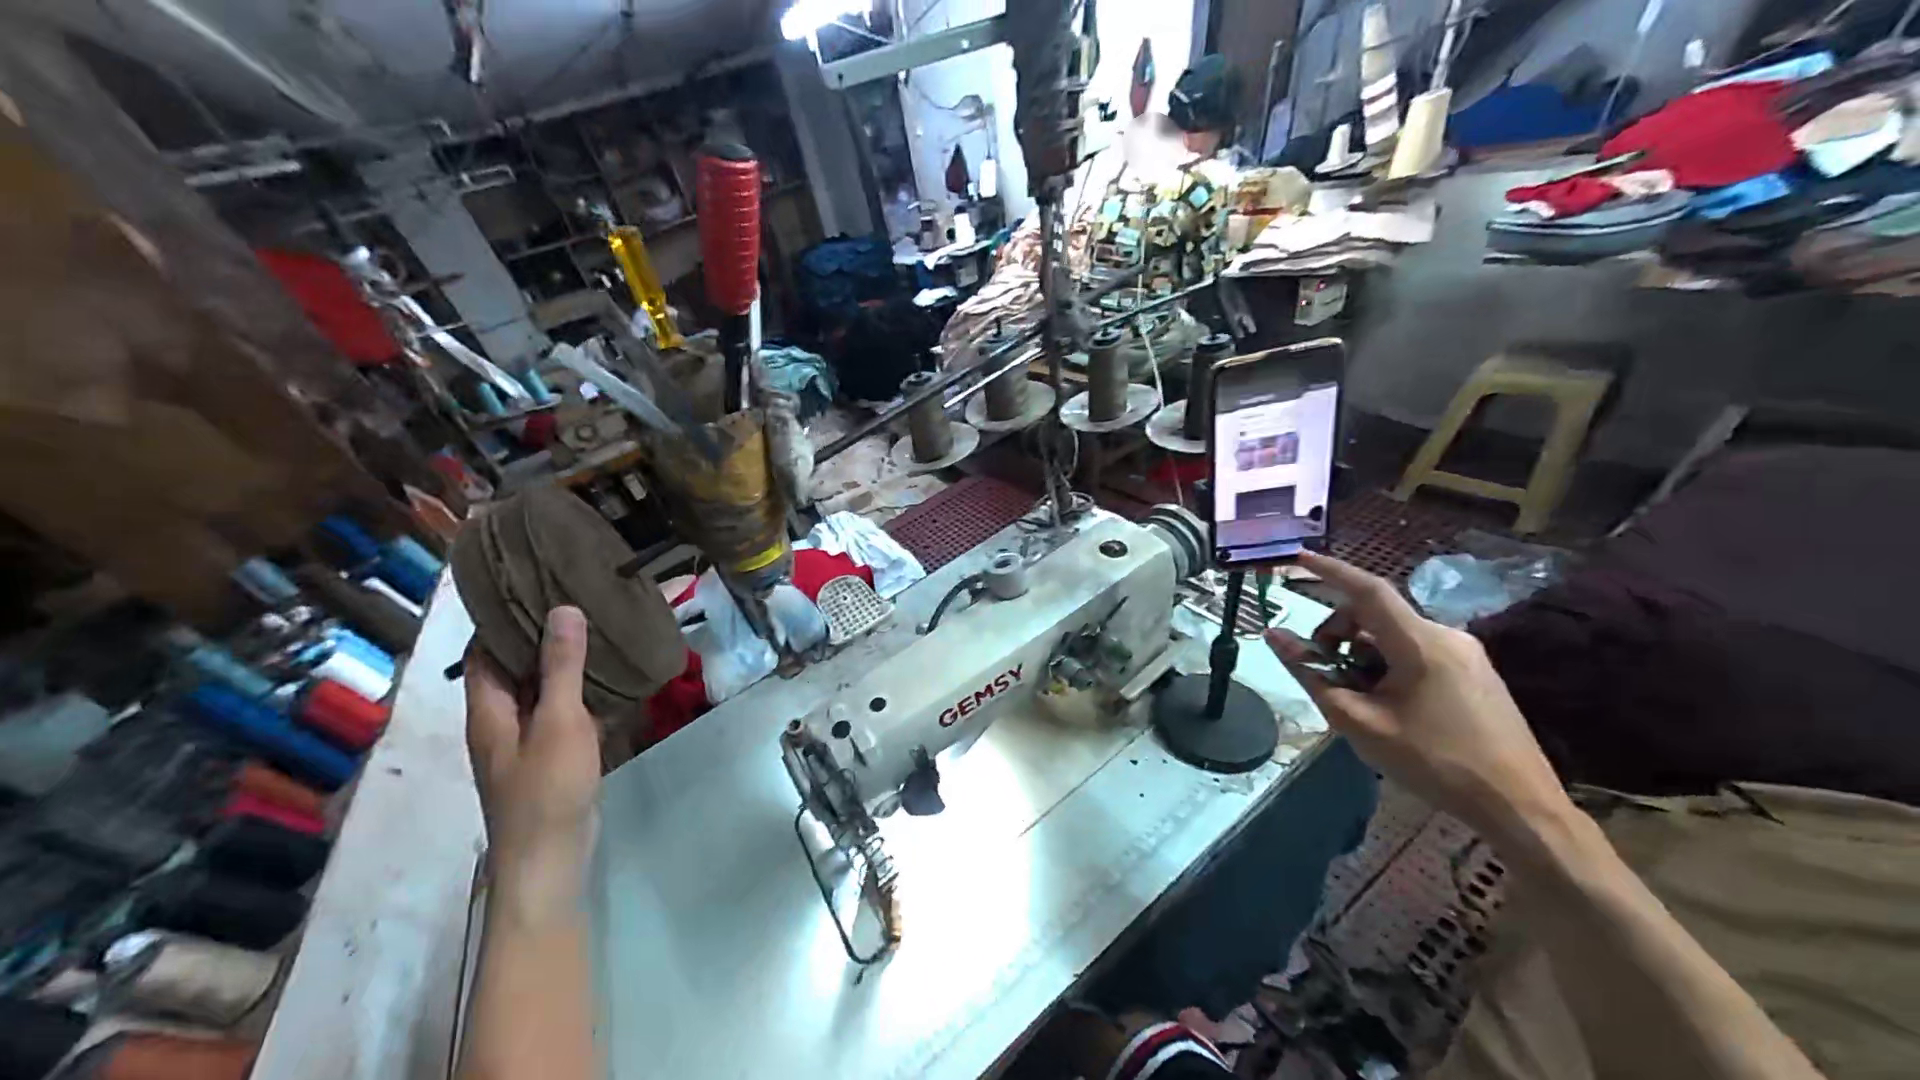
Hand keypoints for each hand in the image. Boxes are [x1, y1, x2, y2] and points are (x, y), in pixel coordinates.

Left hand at [466, 606, 600, 923]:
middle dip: (538, 634)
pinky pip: (557, 710)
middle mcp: (498, 720)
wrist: (549, 859)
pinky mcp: (547, 755)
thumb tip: (562, 609)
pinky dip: (575, 690)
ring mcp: (523, 740)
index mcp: (487, 709)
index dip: (502, 617)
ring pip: (538, 689)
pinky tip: (606, 678)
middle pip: (512, 666)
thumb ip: (561, 666)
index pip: (484, 650)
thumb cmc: (547, 788)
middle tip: (576, 598)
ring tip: (596, 628)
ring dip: (560, 662)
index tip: (535, 584)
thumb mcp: (559, 720)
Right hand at [1265, 553, 1572, 840]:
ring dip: (1361, 654)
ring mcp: (1465, 652)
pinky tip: (1386, 703)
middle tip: (1323, 674)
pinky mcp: (1474, 670)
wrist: (1520, 807)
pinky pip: (1415, 650)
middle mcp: (1445, 636)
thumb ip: (1312, 675)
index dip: (1328, 570)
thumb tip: (1275, 637)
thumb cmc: (1433, 763)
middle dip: (1338, 634)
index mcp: (1420, 644)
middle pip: (1374, 615)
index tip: (1296, 557)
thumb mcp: (1358, 721)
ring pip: (1393, 635)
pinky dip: (1386, 664)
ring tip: (1358, 700)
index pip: (1367, 589)